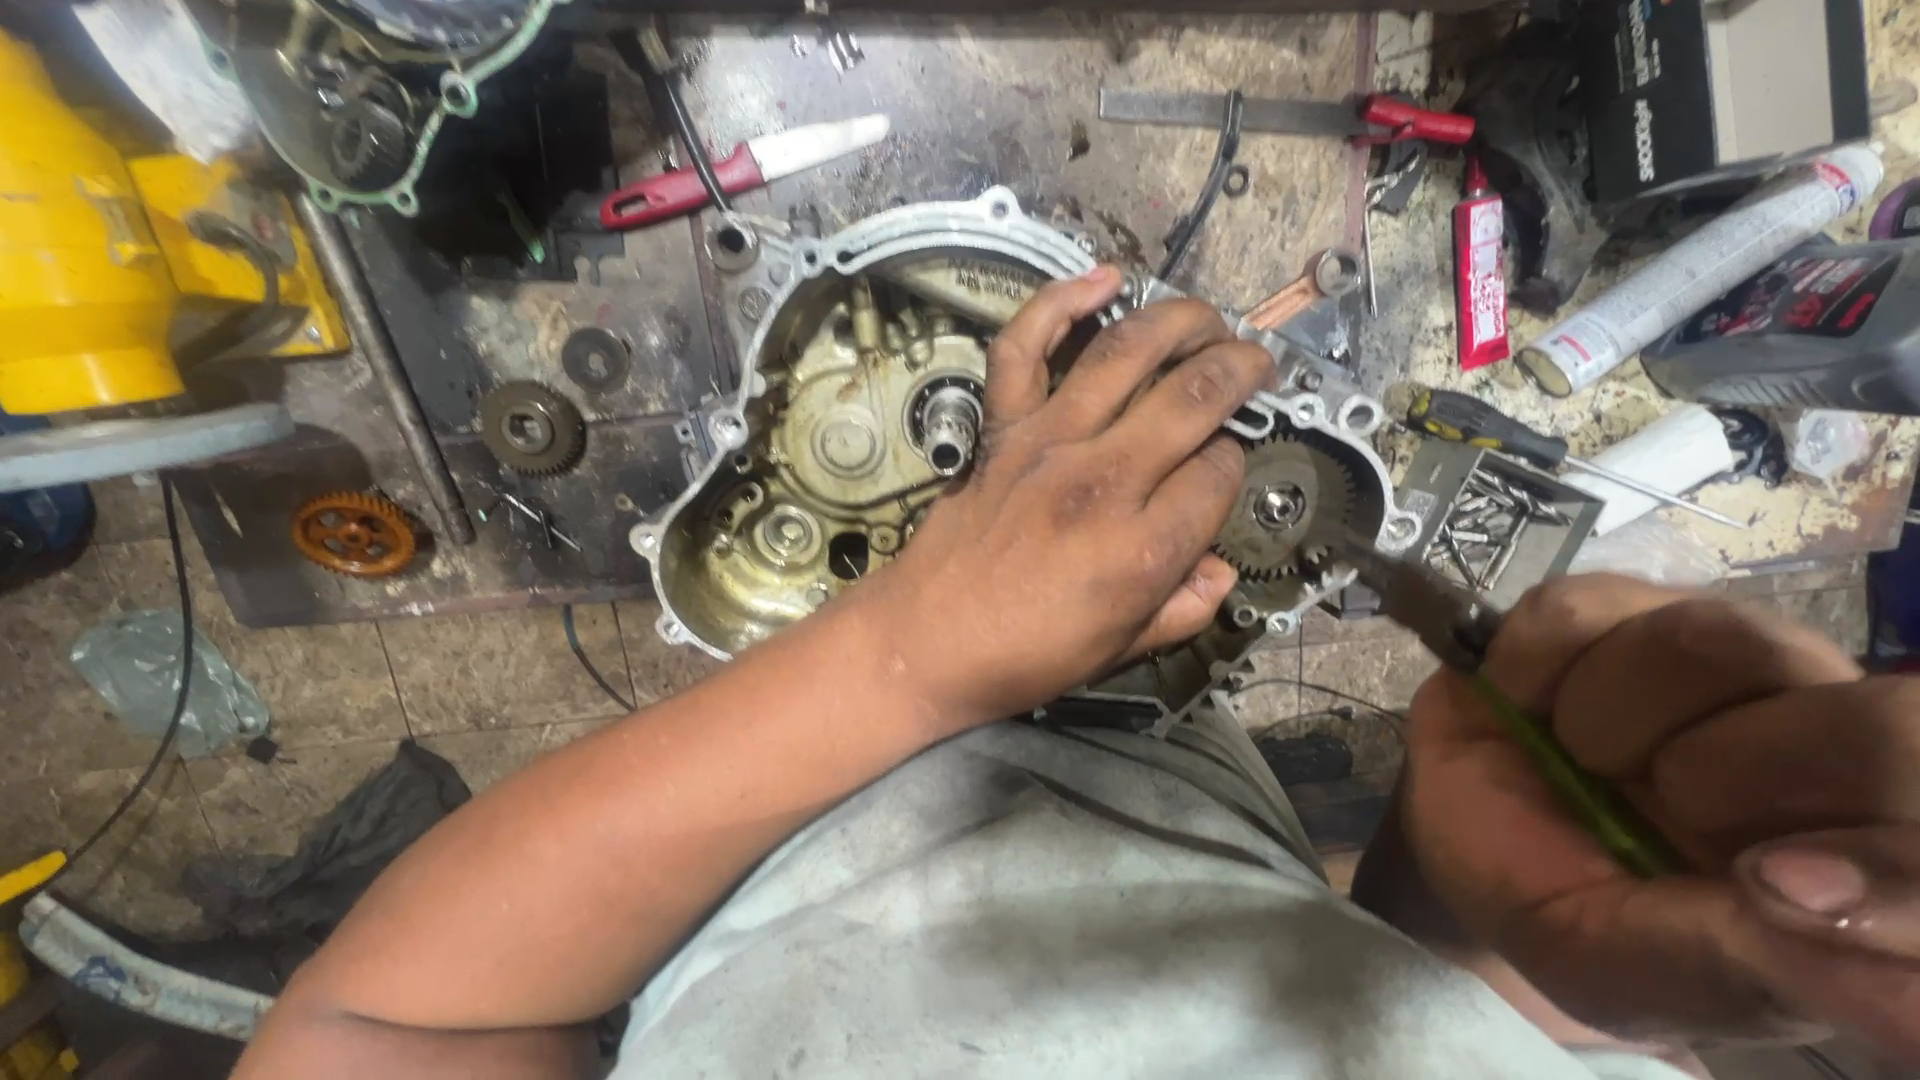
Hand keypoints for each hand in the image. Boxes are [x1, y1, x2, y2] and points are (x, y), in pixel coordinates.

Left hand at [850, 266, 1272, 727]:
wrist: (926, 641)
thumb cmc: (1023, 656)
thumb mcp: (1121, 650)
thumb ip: (1183, 608)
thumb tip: (1218, 569)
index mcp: (1143, 548)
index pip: (1220, 473)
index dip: (1232, 465)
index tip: (1220, 470)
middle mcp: (1104, 481)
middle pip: (1194, 396)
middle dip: (1239, 371)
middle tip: (1255, 366)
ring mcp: (1048, 443)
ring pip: (1127, 354)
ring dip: (1180, 322)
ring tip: (1209, 319)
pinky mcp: (1001, 428)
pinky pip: (1023, 349)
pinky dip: (1057, 303)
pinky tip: (1100, 279)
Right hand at [1404, 575, 1919, 1058]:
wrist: (1443, 821)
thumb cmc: (1549, 902)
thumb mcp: (1619, 970)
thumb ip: (1742, 971)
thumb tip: (1909, 1013)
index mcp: (1876, 853)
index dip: (1883, 866)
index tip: (1766, 889)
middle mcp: (1840, 742)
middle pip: (1877, 724)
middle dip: (1727, 777)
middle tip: (1649, 807)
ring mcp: (1729, 654)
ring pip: (1711, 641)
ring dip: (1605, 717)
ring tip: (1578, 755)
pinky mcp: (1615, 602)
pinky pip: (1577, 611)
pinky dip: (1529, 667)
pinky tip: (1525, 701)